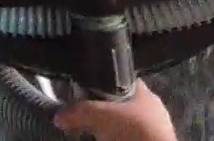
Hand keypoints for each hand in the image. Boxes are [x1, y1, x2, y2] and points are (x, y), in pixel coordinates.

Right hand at [55, 82, 177, 140]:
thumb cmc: (134, 130)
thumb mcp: (101, 116)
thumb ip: (79, 111)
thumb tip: (58, 116)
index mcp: (144, 92)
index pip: (120, 79)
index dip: (102, 81)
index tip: (84, 89)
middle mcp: (152, 108)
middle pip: (121, 104)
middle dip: (104, 111)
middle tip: (85, 117)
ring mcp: (155, 131)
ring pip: (127, 125)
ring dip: (111, 130)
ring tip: (92, 134)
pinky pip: (129, 138)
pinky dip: (118, 139)